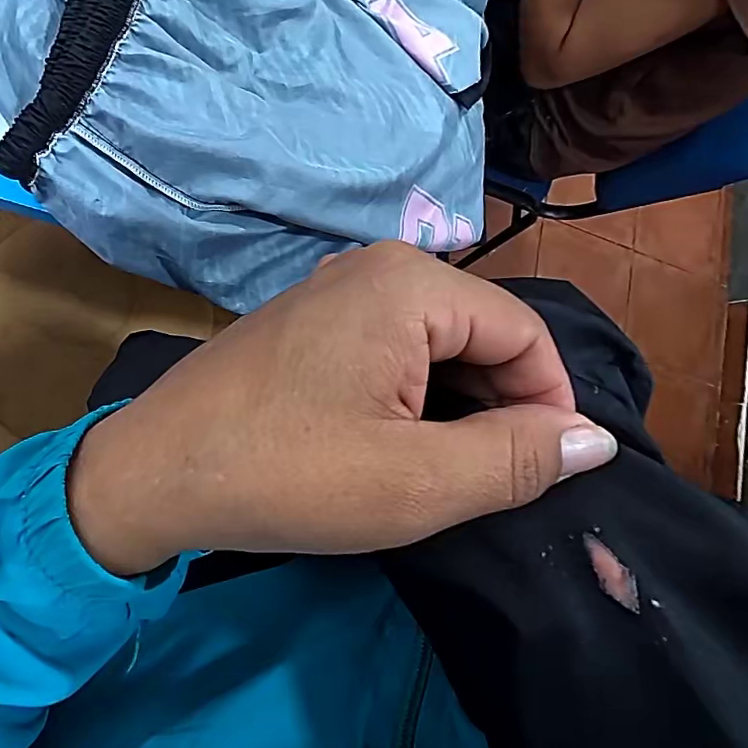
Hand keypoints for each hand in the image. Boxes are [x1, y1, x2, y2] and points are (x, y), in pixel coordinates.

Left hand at [67, 243, 620, 574]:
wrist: (154, 471)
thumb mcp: (415, 482)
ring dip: (458, 401)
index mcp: (409, 284)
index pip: (523, 331)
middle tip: (486, 477)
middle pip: (481, 330)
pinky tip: (396, 435)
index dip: (550, 401)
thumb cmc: (286, 474)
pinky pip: (394, 342)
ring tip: (440, 463)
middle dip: (501, 403)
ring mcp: (338, 287)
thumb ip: (516, 458)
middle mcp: (377, 266)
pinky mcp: (313, 316)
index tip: (545, 468)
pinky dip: (416, 389)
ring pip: (438, 339)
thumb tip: (594, 438)